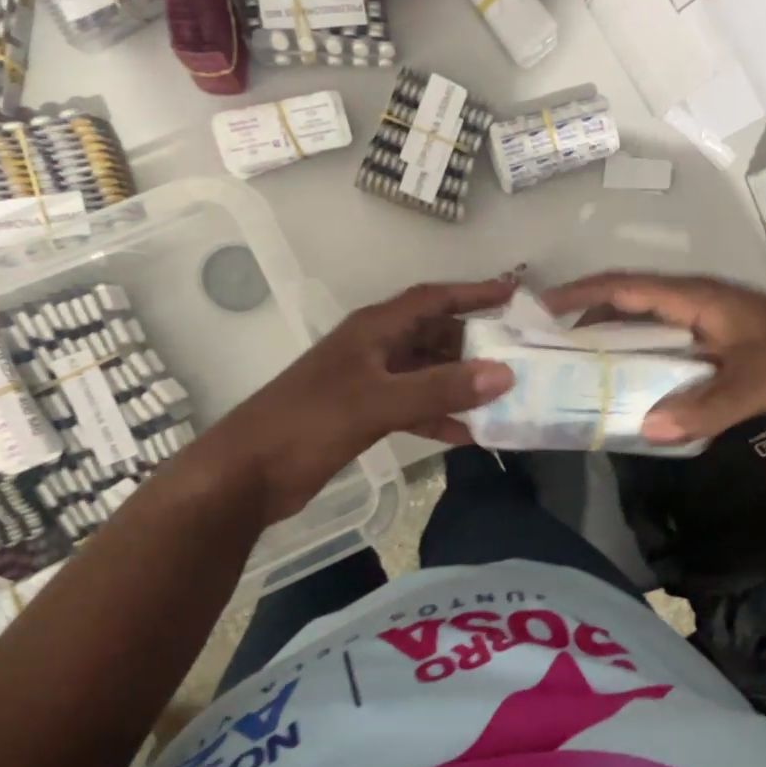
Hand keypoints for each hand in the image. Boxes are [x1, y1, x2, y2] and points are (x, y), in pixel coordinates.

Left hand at [202, 280, 515, 519]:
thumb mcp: (379, 402)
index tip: (514, 294)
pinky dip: (439, 416)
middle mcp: (372, 348)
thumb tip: (504, 374)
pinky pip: (413, 407)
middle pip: (433, 335)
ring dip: (460, 383)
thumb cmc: (309, 424)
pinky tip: (469, 434)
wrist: (248, 473)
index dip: (472, 293)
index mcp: (373, 330)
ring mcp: (367, 382)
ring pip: (426, 373)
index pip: (432, 299)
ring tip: (504, 394)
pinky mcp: (362, 415)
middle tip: (518, 353)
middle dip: (474, 342)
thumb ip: (441, 388)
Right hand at [542, 273, 765, 443]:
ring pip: (648, 319)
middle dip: (589, 313)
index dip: (584, 293)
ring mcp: (710, 318)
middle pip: (631, 299)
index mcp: (700, 298)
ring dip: (614, 333)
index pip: (629, 287)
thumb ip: (704, 407)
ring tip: (576, 357)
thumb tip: (645, 427)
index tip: (543, 305)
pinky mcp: (720, 338)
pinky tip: (630, 377)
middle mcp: (699, 300)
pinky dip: (641, 352)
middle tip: (549, 338)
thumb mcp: (754, 383)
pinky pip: (667, 339)